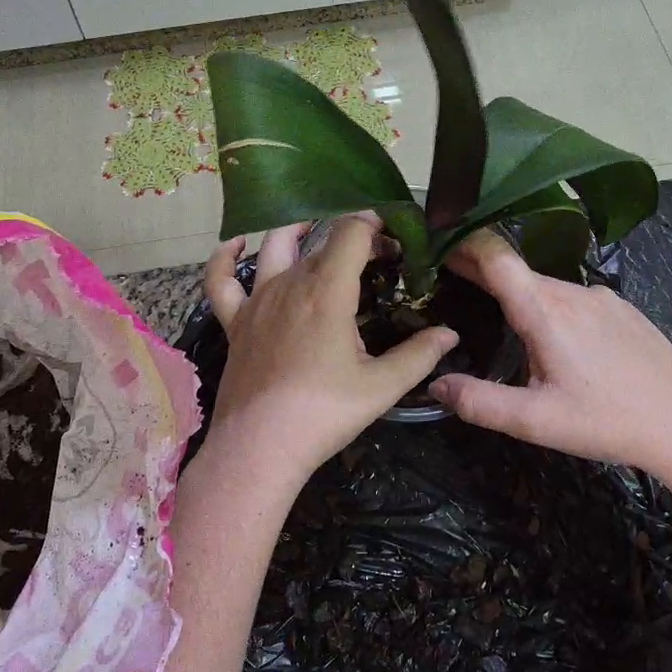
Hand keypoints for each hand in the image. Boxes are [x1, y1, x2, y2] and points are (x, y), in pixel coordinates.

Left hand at [202, 217, 456, 492]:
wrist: (260, 446)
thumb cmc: (323, 413)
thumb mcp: (382, 387)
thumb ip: (419, 355)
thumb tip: (450, 335)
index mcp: (328, 291)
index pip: (352, 233)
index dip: (376, 226)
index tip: (397, 239)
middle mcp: (289, 284)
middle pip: (322, 242)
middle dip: (354, 240)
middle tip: (379, 260)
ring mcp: (256, 300)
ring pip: (274, 248)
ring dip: (297, 232)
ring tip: (315, 230)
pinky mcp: (234, 321)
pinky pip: (220, 279)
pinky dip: (225, 257)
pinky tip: (235, 245)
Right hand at [429, 230, 671, 479]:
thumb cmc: (609, 422)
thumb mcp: (535, 422)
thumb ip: (479, 402)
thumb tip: (434, 383)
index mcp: (546, 312)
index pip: (496, 256)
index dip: (464, 244)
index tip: (436, 243)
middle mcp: (573, 293)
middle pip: (517, 270)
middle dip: (481, 272)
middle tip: (449, 283)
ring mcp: (602, 298)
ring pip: (546, 286)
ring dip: (517, 295)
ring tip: (497, 321)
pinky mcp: (623, 311)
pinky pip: (573, 299)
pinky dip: (549, 307)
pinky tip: (553, 343)